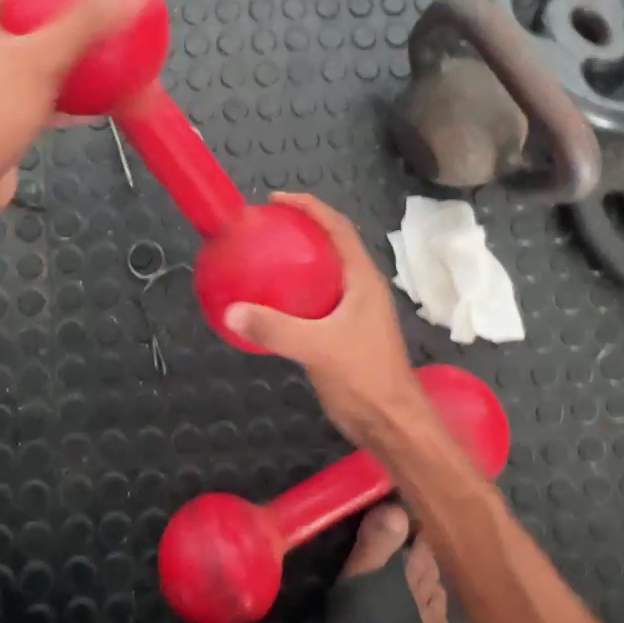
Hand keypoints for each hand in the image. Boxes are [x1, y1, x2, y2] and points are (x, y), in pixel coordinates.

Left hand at [0, 0, 148, 254]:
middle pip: (12, 20)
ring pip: (24, 63)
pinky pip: (32, 100)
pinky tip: (93, 105)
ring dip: (59, 58)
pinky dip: (60, 99)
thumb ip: (85, 22)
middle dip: (51, 13)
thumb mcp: (41, 60)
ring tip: (97, 53)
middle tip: (88, 9)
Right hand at [223, 194, 430, 446]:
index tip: (277, 199)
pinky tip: (268, 305)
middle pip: (332, 245)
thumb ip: (275, 329)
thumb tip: (231, 311)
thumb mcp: (318, 348)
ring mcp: (354, 313)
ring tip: (263, 258)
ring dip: (297, 262)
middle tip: (266, 226)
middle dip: (301, 229)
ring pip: (323, 274)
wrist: (392, 423)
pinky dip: (293, 295)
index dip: (310, 207)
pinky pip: (315, 302)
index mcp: (363, 280)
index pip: (338, 228)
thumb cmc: (365, 378)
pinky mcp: (344, 335)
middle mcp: (360, 289)